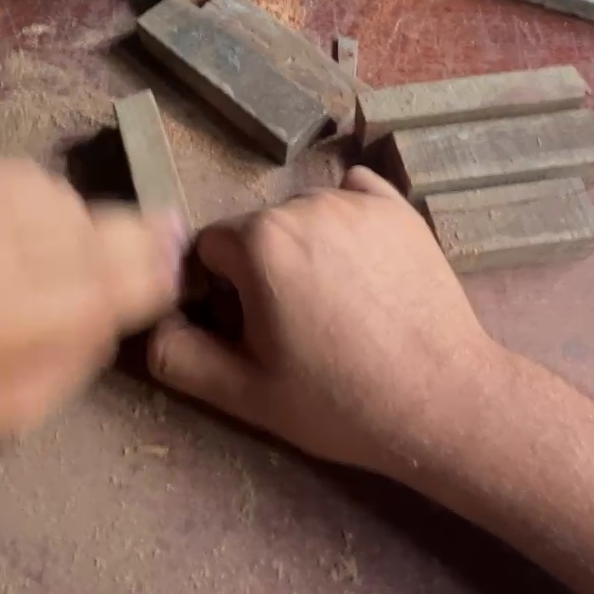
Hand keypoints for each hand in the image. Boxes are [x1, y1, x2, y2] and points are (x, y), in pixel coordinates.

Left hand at [0, 159, 184, 486]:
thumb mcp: (0, 419)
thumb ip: (77, 353)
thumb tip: (133, 293)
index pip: (108, 282)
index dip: (153, 270)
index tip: (181, 261)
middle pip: (93, 228)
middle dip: (131, 240)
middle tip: (159, 241)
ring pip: (62, 196)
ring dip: (81, 224)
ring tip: (73, 254)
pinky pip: (23, 176)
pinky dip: (44, 201)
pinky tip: (35, 227)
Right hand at [146, 166, 503, 474]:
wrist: (442, 400)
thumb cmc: (339, 399)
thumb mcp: (244, 393)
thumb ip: (179, 356)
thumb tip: (152, 325)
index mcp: (259, 241)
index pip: (210, 247)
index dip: (223, 290)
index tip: (254, 327)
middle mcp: (304, 204)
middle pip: (257, 230)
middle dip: (263, 268)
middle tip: (300, 324)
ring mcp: (356, 201)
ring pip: (303, 214)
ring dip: (306, 247)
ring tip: (340, 302)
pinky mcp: (398, 206)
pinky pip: (352, 194)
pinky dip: (348, 218)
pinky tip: (364, 263)